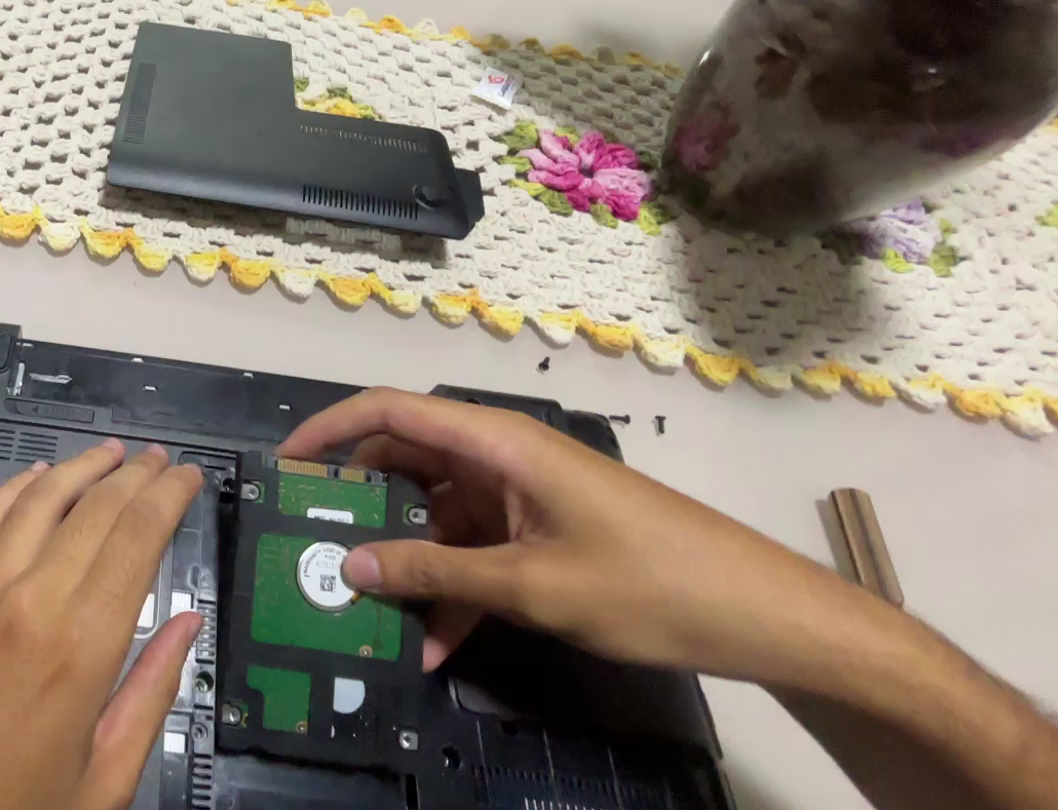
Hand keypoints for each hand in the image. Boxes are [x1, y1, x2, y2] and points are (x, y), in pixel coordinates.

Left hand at [0, 441, 204, 809]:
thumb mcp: (102, 781)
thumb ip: (151, 694)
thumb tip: (188, 625)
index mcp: (80, 647)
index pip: (137, 538)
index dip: (169, 496)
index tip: (188, 477)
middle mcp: (29, 601)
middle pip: (94, 509)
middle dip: (135, 476)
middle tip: (160, 459)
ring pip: (38, 502)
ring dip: (80, 468)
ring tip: (111, 453)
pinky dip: (13, 490)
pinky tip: (36, 477)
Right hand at [279, 389, 891, 689]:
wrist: (769, 619)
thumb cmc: (650, 583)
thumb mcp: (531, 585)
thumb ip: (435, 574)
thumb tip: (349, 567)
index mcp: (496, 442)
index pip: (393, 411)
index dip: (331, 429)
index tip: (288, 466)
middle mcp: (497, 458)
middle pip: (406, 465)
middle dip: (359, 507)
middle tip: (310, 544)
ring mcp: (516, 497)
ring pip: (434, 517)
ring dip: (406, 564)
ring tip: (363, 611)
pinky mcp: (535, 532)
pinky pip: (472, 553)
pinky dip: (450, 591)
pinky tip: (430, 645)